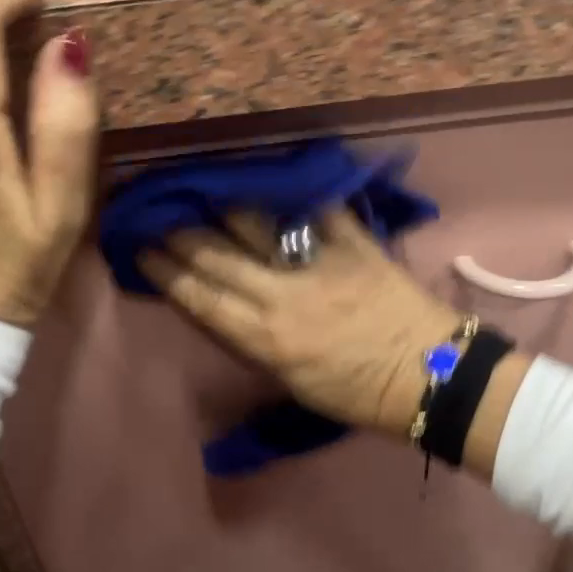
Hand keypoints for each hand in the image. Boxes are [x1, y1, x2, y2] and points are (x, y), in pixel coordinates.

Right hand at [138, 208, 465, 439]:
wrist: (431, 375)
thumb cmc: (360, 394)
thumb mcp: (294, 382)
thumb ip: (258, 342)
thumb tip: (229, 308)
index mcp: (267, 338)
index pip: (202, 298)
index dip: (167, 272)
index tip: (141, 250)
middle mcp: (283, 295)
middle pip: (218, 257)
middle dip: (181, 235)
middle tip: (156, 214)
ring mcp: (319, 262)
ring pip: (256, 225)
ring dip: (222, 207)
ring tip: (199, 192)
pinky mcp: (354, 241)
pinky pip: (315, 208)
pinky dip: (291, 192)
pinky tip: (268, 177)